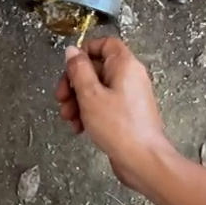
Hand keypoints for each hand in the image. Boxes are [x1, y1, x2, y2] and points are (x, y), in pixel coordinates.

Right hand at [54, 38, 179, 193]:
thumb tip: (72, 50)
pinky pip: (104, 104)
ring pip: (97, 88)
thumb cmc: (119, 127)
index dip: (85, 51)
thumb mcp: (90, 94)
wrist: (143, 161)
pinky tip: (79, 127)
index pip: (105, 43)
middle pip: (96, 67)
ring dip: (78, 100)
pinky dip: (89, 111)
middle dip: (74, 82)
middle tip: (62, 97)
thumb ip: (78, 69)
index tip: (70, 67)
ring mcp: (129, 95)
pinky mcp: (127, 113)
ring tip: (68, 117)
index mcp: (125, 65)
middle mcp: (130, 76)